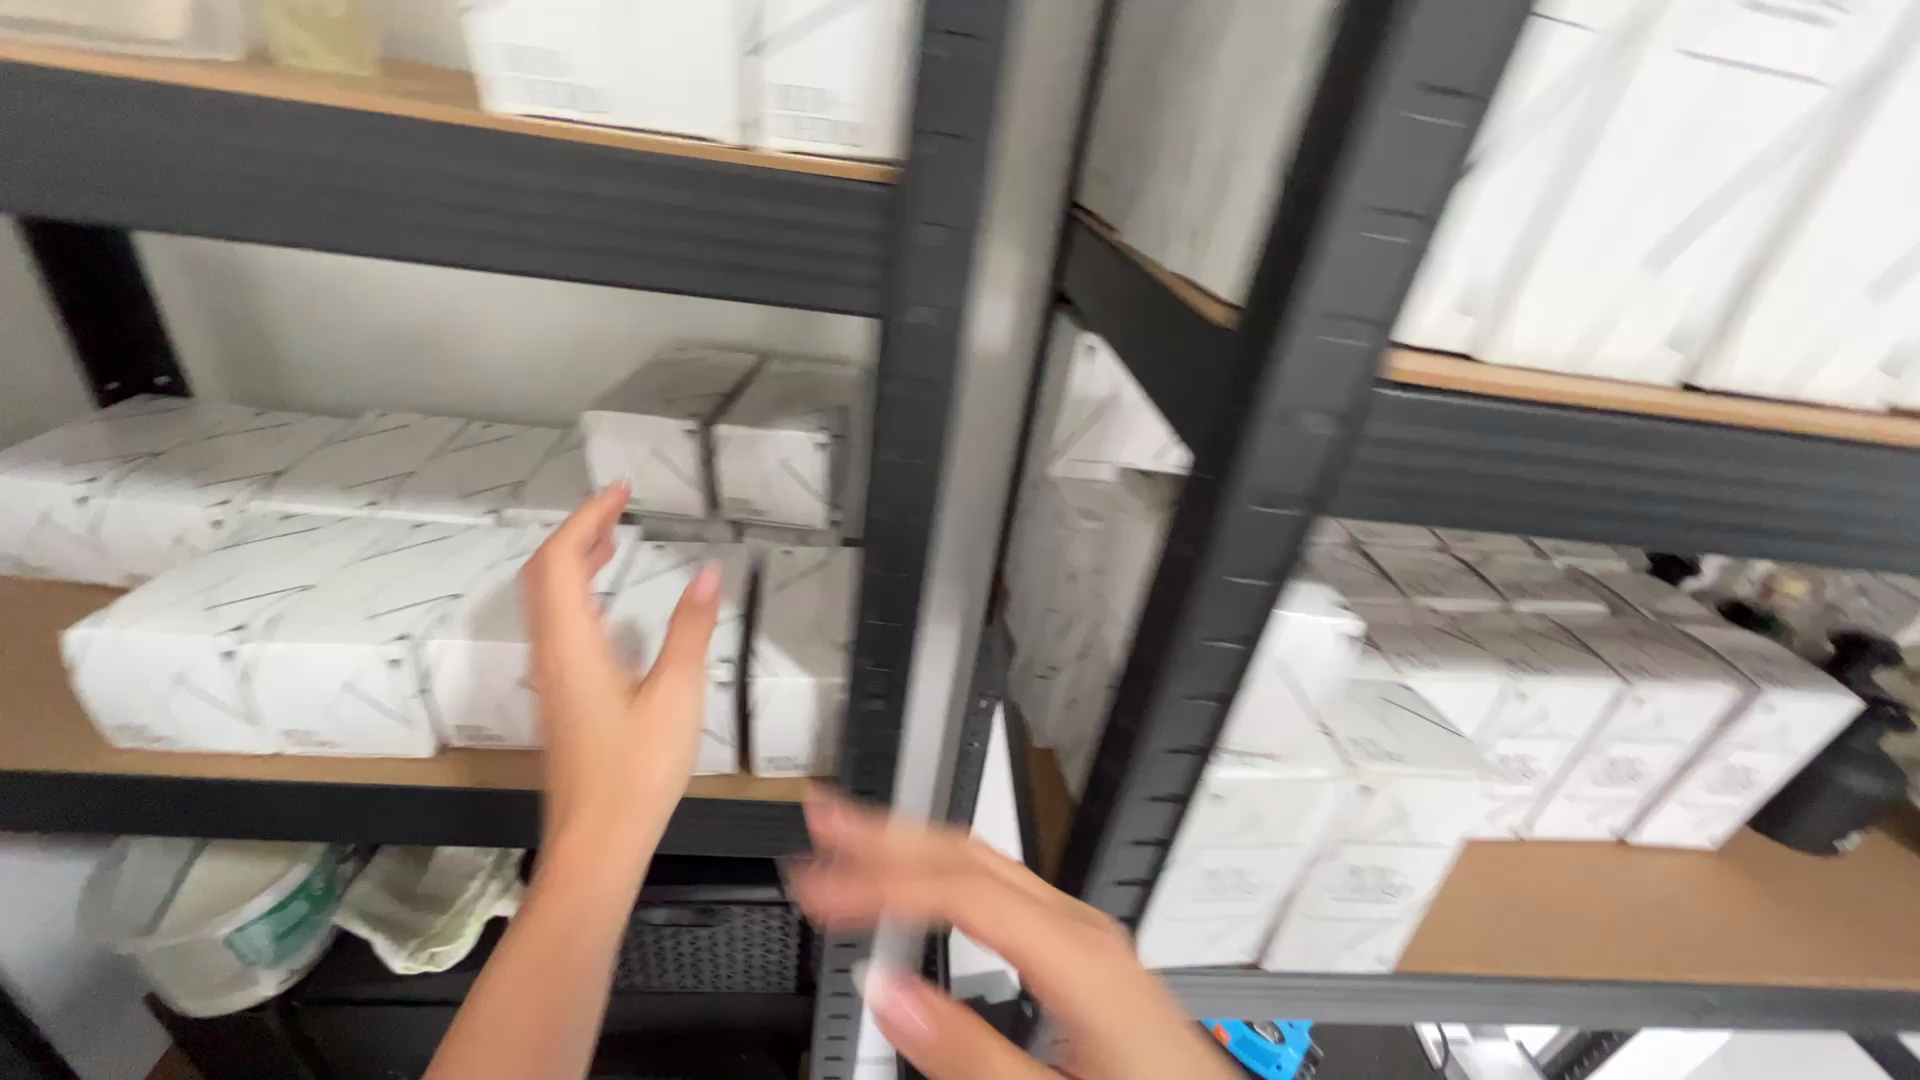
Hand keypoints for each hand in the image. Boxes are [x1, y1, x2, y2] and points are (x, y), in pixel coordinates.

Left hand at [520, 482, 721, 860]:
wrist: (598, 839)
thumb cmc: (638, 770)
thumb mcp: (677, 694)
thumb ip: (690, 629)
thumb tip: (707, 574)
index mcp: (573, 646)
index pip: (561, 561)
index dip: (586, 518)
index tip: (620, 491)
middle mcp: (551, 653)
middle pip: (544, 574)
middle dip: (578, 531)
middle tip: (619, 507)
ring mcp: (552, 675)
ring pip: (546, 599)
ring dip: (574, 560)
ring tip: (613, 538)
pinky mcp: (561, 693)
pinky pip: (557, 624)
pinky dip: (578, 593)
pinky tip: (610, 603)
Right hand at [788, 789, 1239, 1079]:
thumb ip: (966, 1050)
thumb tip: (888, 988)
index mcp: (1077, 954)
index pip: (959, 890)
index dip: (880, 880)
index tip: (816, 886)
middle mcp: (1079, 925)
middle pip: (969, 853)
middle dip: (888, 831)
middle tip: (824, 818)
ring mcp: (1081, 931)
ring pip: (984, 861)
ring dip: (911, 843)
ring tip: (853, 836)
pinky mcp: (1077, 947)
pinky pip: (1000, 887)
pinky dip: (943, 873)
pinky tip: (919, 881)